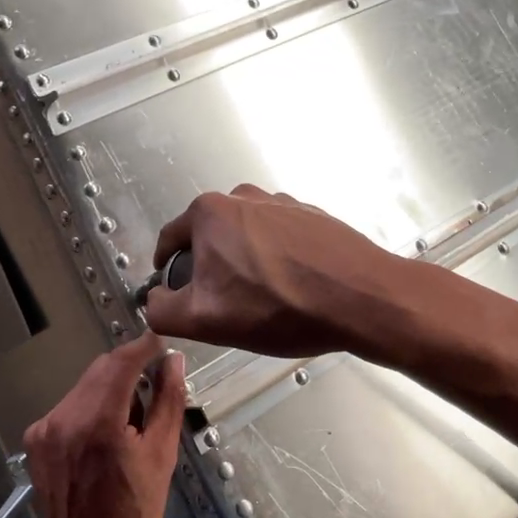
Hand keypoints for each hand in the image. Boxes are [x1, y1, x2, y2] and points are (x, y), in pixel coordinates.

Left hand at [21, 333, 186, 517]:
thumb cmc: (133, 514)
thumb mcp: (162, 457)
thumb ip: (167, 401)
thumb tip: (172, 361)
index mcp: (99, 421)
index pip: (121, 362)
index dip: (142, 347)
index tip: (160, 342)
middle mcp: (65, 416)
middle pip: (100, 371)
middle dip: (127, 370)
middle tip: (153, 383)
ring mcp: (44, 427)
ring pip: (84, 388)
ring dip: (109, 391)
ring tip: (129, 423)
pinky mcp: (34, 438)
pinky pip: (68, 408)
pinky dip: (89, 410)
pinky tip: (102, 439)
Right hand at [145, 184, 415, 358]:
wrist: (364, 299)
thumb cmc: (279, 306)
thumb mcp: (204, 320)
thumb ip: (162, 311)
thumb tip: (153, 303)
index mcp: (210, 212)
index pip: (170, 240)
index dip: (167, 271)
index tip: (175, 293)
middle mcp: (243, 197)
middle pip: (210, 236)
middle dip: (210, 268)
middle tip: (223, 304)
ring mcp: (282, 203)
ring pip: (246, 237)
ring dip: (245, 263)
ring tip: (263, 300)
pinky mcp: (314, 216)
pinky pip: (281, 239)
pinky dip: (278, 260)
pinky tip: (293, 289)